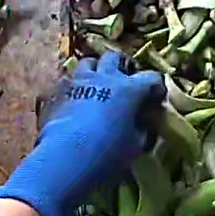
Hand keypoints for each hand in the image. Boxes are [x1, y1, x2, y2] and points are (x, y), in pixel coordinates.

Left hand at [0, 52, 162, 215]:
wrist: (67, 157)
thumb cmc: (109, 153)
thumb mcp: (136, 146)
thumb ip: (143, 130)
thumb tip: (145, 124)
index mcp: (129, 89)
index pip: (151, 77)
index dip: (157, 87)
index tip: (156, 98)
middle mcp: (105, 77)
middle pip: (115, 58)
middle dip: (122, 67)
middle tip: (125, 83)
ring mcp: (79, 81)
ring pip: (88, 63)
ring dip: (96, 71)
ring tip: (98, 85)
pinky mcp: (57, 91)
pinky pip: (68, 81)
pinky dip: (75, 87)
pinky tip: (75, 100)